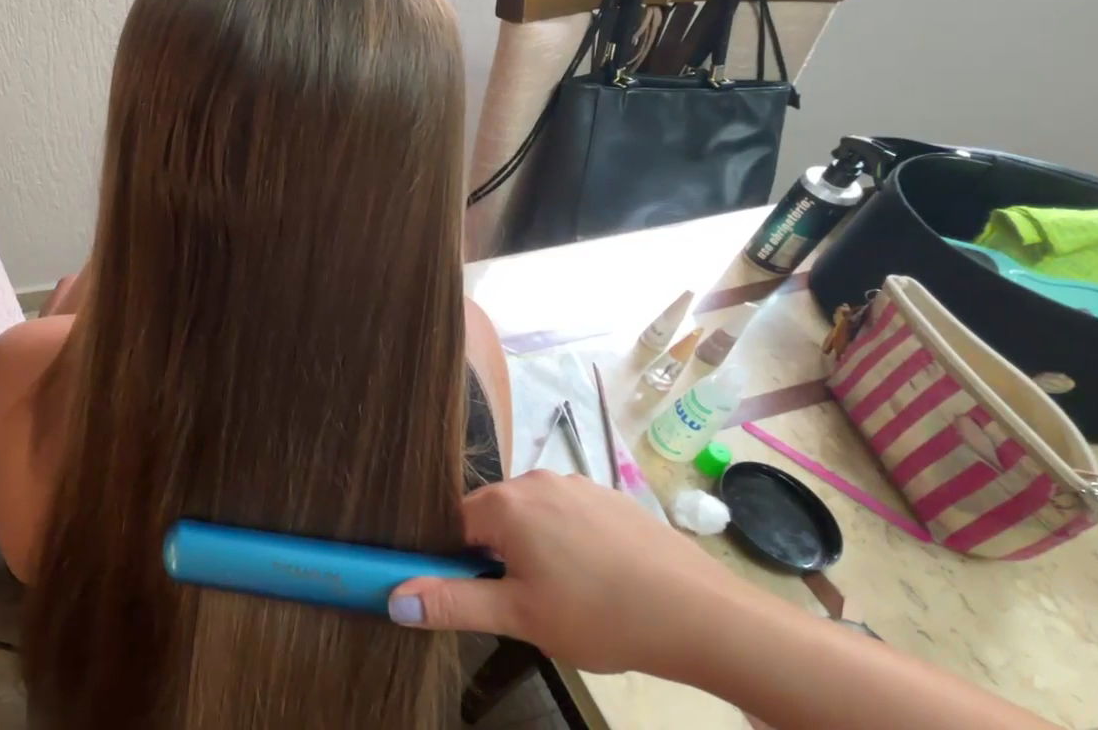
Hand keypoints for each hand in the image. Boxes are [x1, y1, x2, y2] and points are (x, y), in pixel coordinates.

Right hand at [388, 472, 755, 678]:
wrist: (702, 614)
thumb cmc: (600, 615)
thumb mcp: (519, 617)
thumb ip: (453, 604)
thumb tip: (395, 598)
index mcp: (506, 503)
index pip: (453, 525)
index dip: (455, 562)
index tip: (475, 596)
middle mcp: (536, 481)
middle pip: (492, 518)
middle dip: (496, 557)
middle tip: (523, 604)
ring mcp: (577, 484)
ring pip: (532, 517)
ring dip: (532, 549)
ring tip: (564, 597)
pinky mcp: (610, 497)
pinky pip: (568, 515)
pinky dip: (567, 542)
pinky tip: (596, 581)